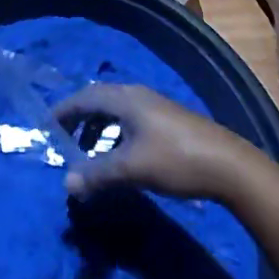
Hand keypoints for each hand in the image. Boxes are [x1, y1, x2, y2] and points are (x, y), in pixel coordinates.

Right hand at [52, 83, 254, 200]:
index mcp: (125, 98)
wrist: (231, 166)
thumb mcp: (131, 168)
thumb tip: (67, 183)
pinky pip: (130, 120)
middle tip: (65, 140)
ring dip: (99, 129)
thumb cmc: (175, 159)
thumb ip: (97, 173)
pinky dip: (115, 134)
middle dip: (79, 119)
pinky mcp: (167, 122)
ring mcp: (154, 107)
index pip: (84, 97)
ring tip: (90, 153)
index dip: (64, 110)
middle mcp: (137, 95)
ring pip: (116, 112)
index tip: (47, 125)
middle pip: (99, 100)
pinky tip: (120, 157)